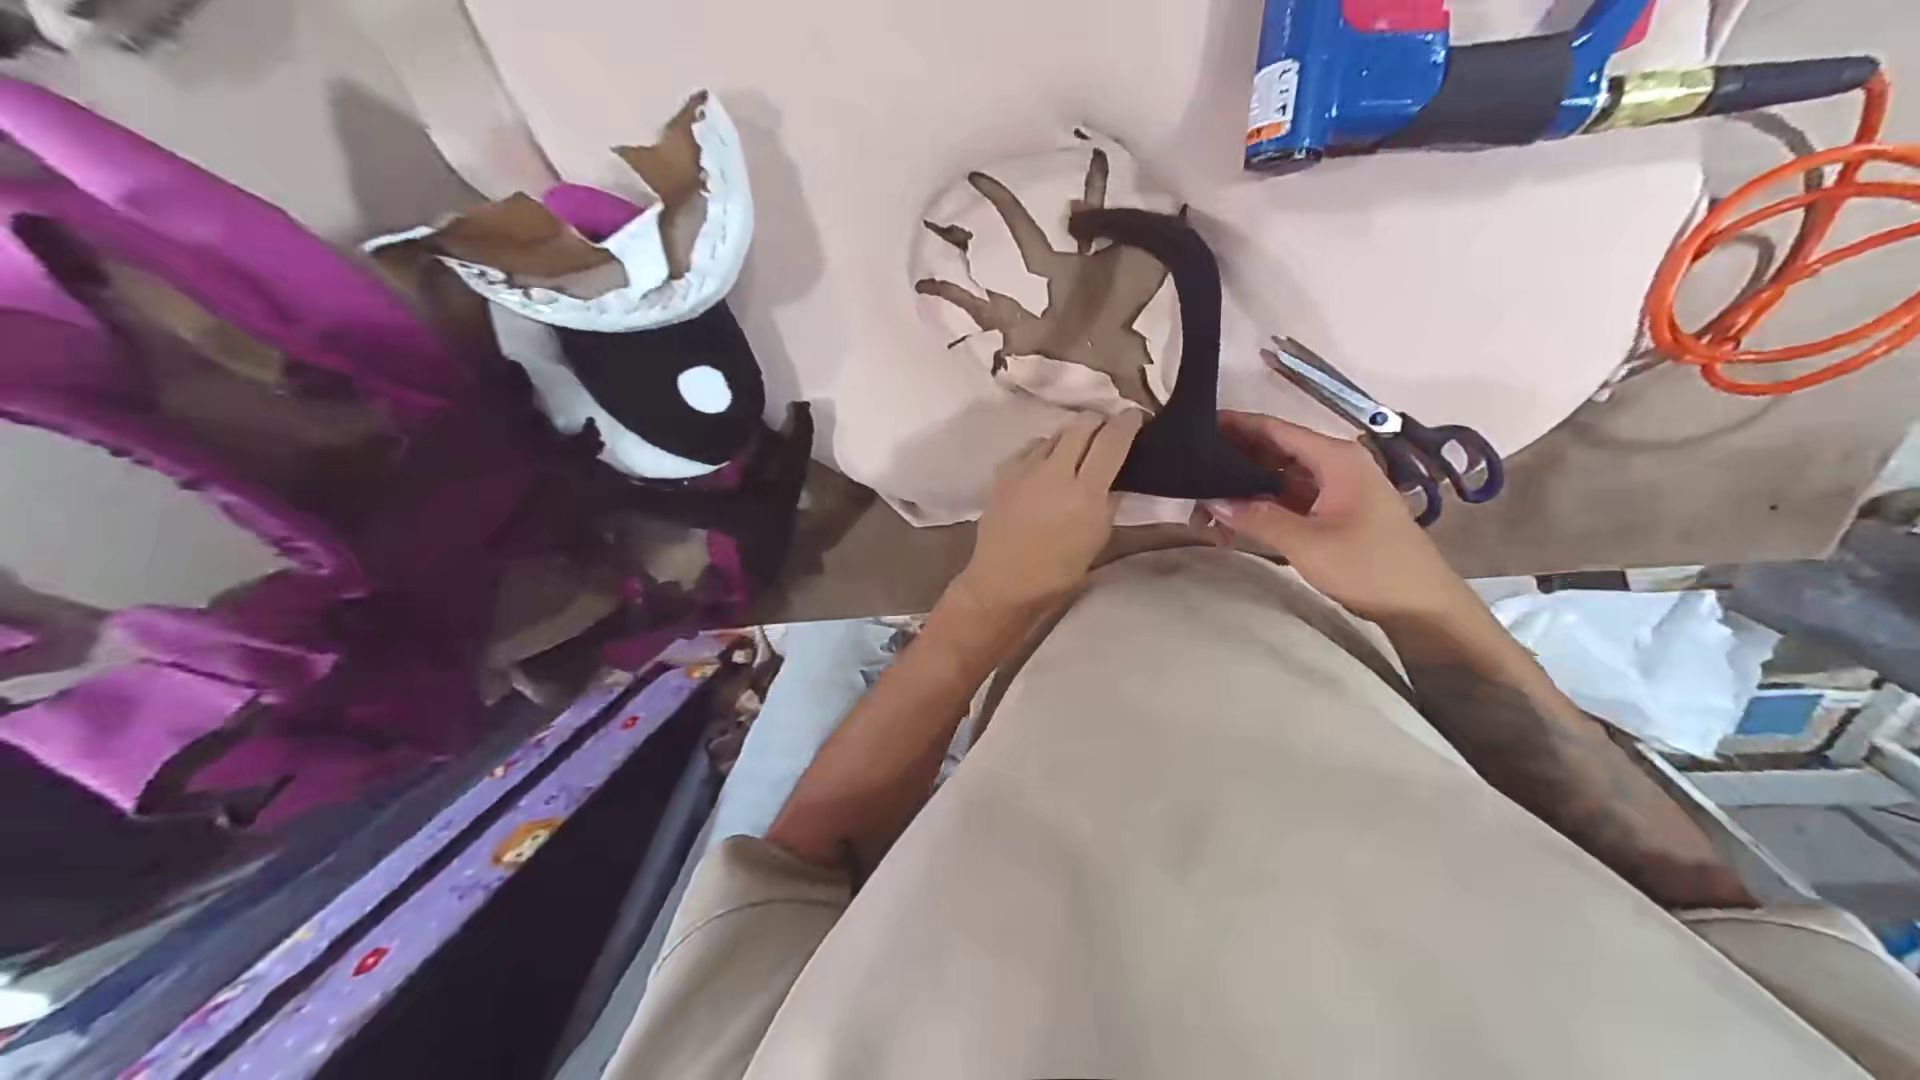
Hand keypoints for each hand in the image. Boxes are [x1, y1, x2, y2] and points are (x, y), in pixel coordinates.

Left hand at [952, 410, 1144, 612]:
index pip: (1112, 441)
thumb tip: (1117, 477)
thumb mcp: (1097, 540)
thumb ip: (1109, 503)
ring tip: (1076, 452)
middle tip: (1107, 431)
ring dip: (1071, 436)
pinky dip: (1044, 450)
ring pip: (1055, 434)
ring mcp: (1025, 470)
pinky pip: (1030, 448)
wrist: (1003, 583)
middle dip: (1099, 421)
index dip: (1128, 423)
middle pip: (1082, 424)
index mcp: (1085, 494)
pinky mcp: (1003, 473)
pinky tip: (1046, 466)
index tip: (1135, 417)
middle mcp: (1055, 473)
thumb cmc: (1057, 572)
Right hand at [1204, 411, 1479, 625]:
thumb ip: (1257, 517)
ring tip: (1205, 509)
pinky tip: (1232, 524)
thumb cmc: (1369, 566)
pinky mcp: (1331, 511)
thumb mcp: (1307, 542)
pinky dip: (1260, 508)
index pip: (1274, 430)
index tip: (1196, 427)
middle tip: (1190, 477)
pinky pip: (1286, 499)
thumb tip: (1211, 502)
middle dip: (1232, 464)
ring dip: (1243, 491)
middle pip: (1272, 452)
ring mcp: (1333, 488)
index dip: (1235, 426)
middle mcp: (1334, 464)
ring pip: (1276, 478)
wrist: (1420, 605)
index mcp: (1335, 458)